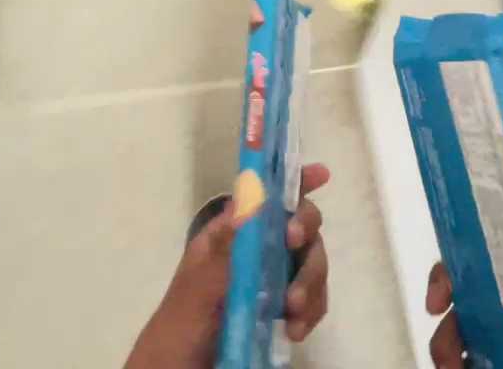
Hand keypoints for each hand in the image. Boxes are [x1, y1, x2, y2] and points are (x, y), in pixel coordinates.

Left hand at [124, 163, 331, 368]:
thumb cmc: (180, 324)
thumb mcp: (197, 284)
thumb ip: (225, 247)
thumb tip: (250, 203)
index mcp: (232, 232)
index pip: (267, 195)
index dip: (295, 181)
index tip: (322, 174)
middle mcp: (258, 249)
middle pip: (299, 223)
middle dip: (305, 228)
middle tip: (295, 241)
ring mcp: (274, 280)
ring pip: (312, 262)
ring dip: (311, 279)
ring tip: (293, 308)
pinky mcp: (285, 312)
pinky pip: (313, 300)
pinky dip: (311, 311)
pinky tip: (294, 329)